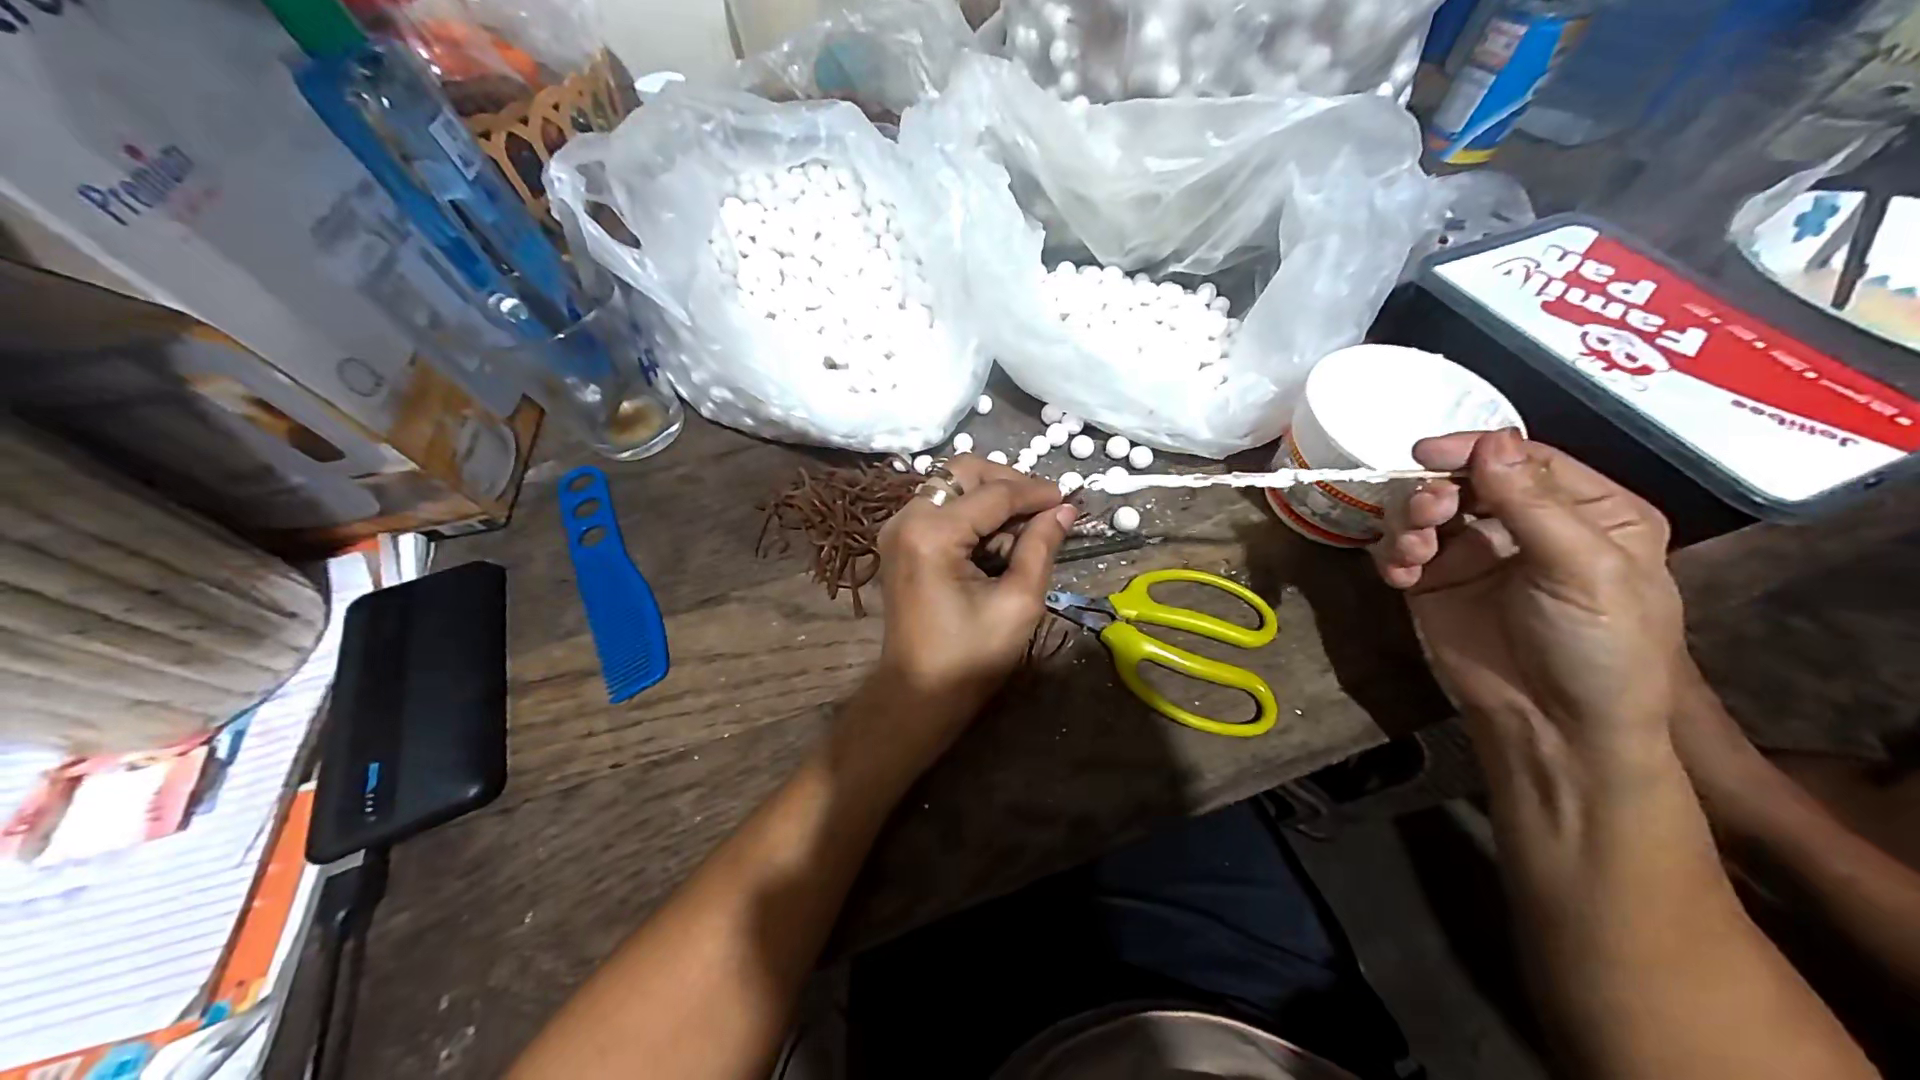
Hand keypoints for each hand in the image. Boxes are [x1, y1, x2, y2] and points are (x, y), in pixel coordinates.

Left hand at [875, 454, 1076, 717]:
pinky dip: (972, 515)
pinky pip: (941, 507)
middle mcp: (907, 519)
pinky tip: (995, 545)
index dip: (1036, 493)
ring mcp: (898, 528)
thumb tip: (1065, 509)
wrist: (918, 693)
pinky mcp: (900, 541)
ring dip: (990, 500)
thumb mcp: (1018, 602)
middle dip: (1008, 483)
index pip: (994, 493)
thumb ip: (1040, 547)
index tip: (1069, 499)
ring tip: (1021, 537)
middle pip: (964, 471)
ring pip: (951, 486)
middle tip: (1042, 509)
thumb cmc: (970, 656)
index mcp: (932, 534)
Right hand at [1371, 430, 1685, 764]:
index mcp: (1586, 512)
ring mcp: (1474, 555)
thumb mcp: (1585, 570)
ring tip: (1414, 549)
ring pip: (1426, 511)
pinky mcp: (1433, 583)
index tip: (1427, 453)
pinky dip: (1393, 555)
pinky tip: (1400, 575)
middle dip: (1438, 489)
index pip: (1523, 459)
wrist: (1554, 728)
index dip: (1475, 450)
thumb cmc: (1599, 646)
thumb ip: (1534, 503)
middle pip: (1466, 480)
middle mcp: (1526, 525)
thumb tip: (1490, 438)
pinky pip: (1401, 550)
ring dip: (1410, 521)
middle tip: (1429, 512)